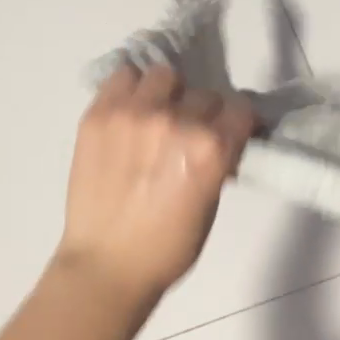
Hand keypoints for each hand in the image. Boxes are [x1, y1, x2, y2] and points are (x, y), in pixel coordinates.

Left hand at [53, 63, 254, 302]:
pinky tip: (134, 113)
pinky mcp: (98, 114)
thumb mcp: (210, 205)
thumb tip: (219, 142)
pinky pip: (123, 77)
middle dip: (208, 113)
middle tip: (195, 135)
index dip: (241, 121)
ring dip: (170, 93)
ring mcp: (131, 113)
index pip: (240, 108)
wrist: (109, 263)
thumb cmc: (170, 247)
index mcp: (211, 150)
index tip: (237, 132)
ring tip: (161, 117)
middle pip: (205, 93)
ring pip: (165, 76)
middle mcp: (174, 121)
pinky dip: (134, 89)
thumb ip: (217, 164)